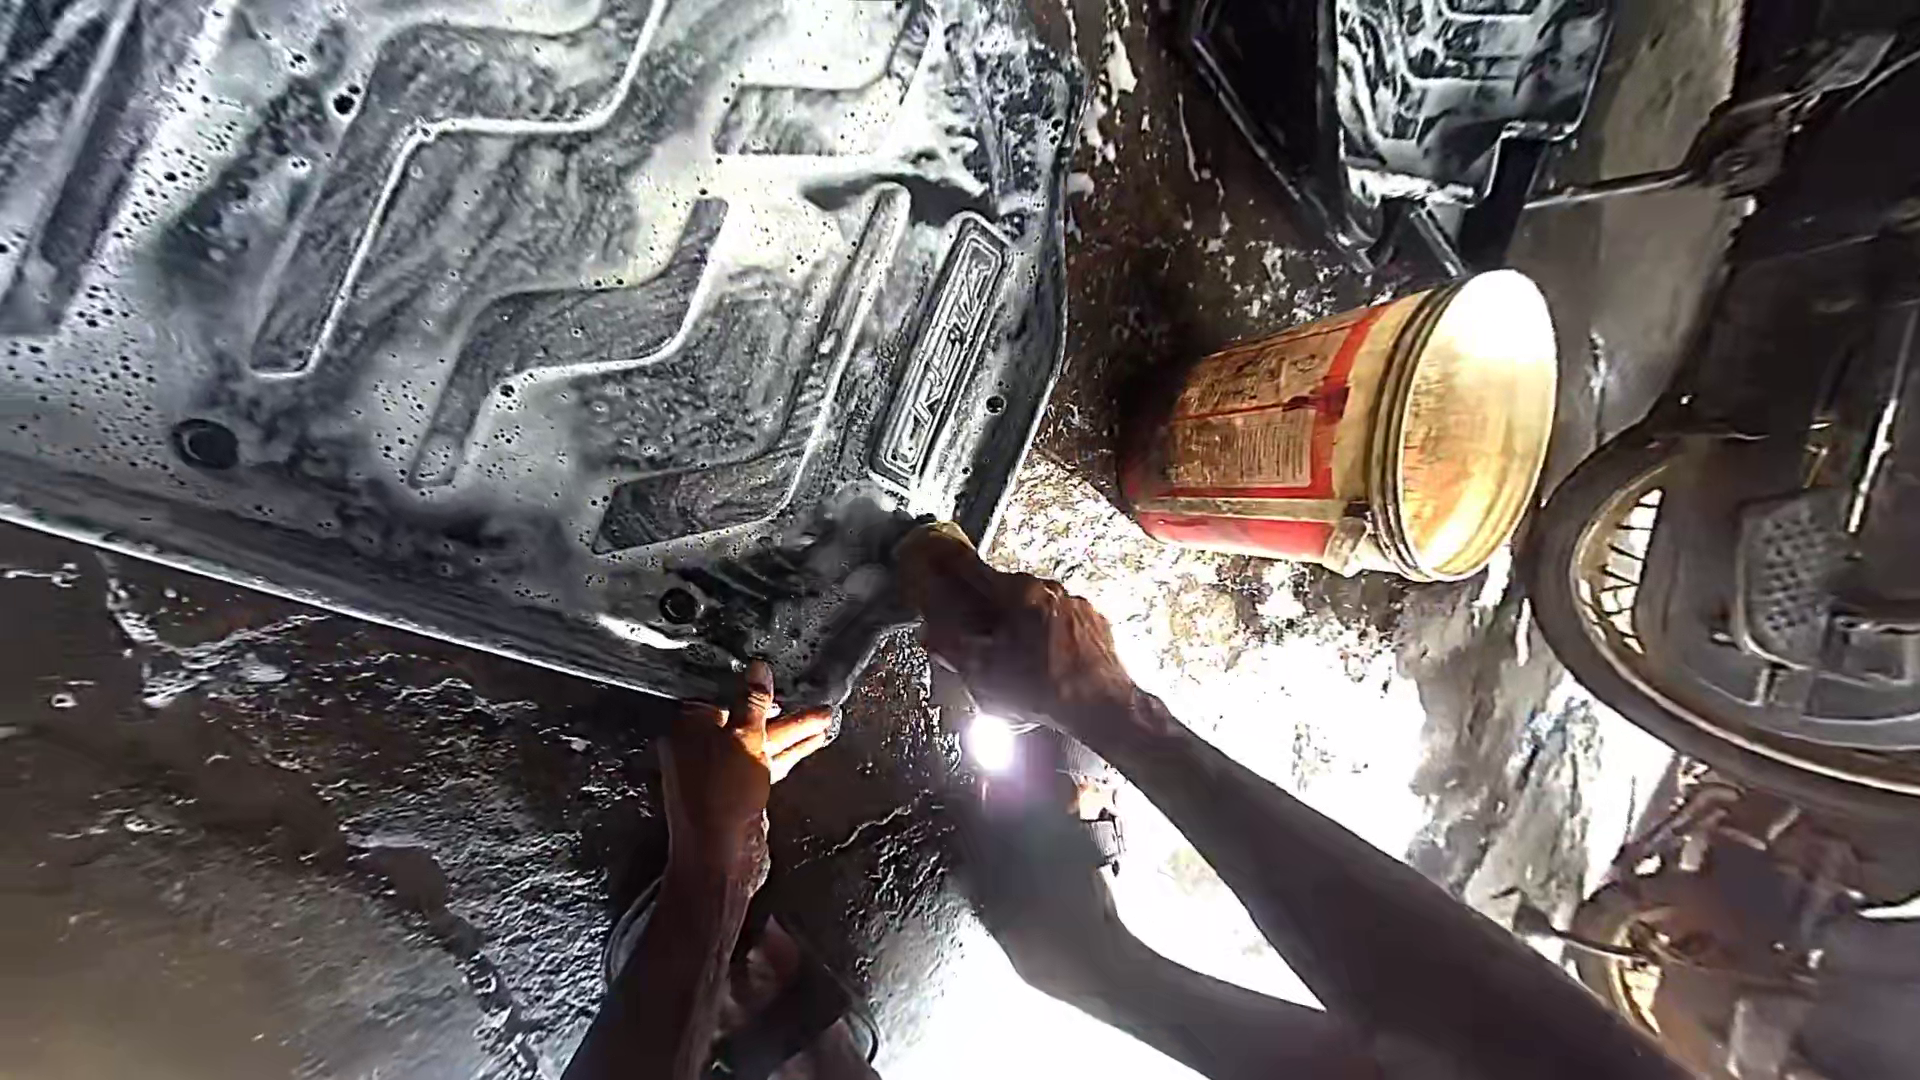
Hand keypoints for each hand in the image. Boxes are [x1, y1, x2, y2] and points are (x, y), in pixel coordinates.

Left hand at [662, 660, 835, 883]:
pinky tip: (812, 741)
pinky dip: (789, 750)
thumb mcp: (744, 739)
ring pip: (762, 741)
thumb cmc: (721, 798)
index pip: (723, 696)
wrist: (722, 859)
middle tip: (812, 699)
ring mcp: (722, 771)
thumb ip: (754, 703)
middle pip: (747, 719)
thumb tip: (758, 670)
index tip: (777, 676)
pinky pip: (768, 760)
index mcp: (690, 731)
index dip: (753, 686)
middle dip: (783, 711)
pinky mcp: (741, 789)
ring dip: (794, 729)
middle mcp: (702, 749)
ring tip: (825, 717)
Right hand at [894, 523, 1134, 732]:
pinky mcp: (1093, 620)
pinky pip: (1062, 617)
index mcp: (1020, 593)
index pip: (977, 571)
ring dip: (1023, 618)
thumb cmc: (1046, 687)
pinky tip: (1046, 654)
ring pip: (1037, 602)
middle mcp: (1049, 589)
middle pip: (1008, 588)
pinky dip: (1049, 629)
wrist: (1101, 705)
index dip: (956, 569)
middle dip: (992, 604)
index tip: (945, 563)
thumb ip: (953, 650)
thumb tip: (931, 638)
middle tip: (982, 627)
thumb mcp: (986, 672)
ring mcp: (1075, 603)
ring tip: (1017, 650)